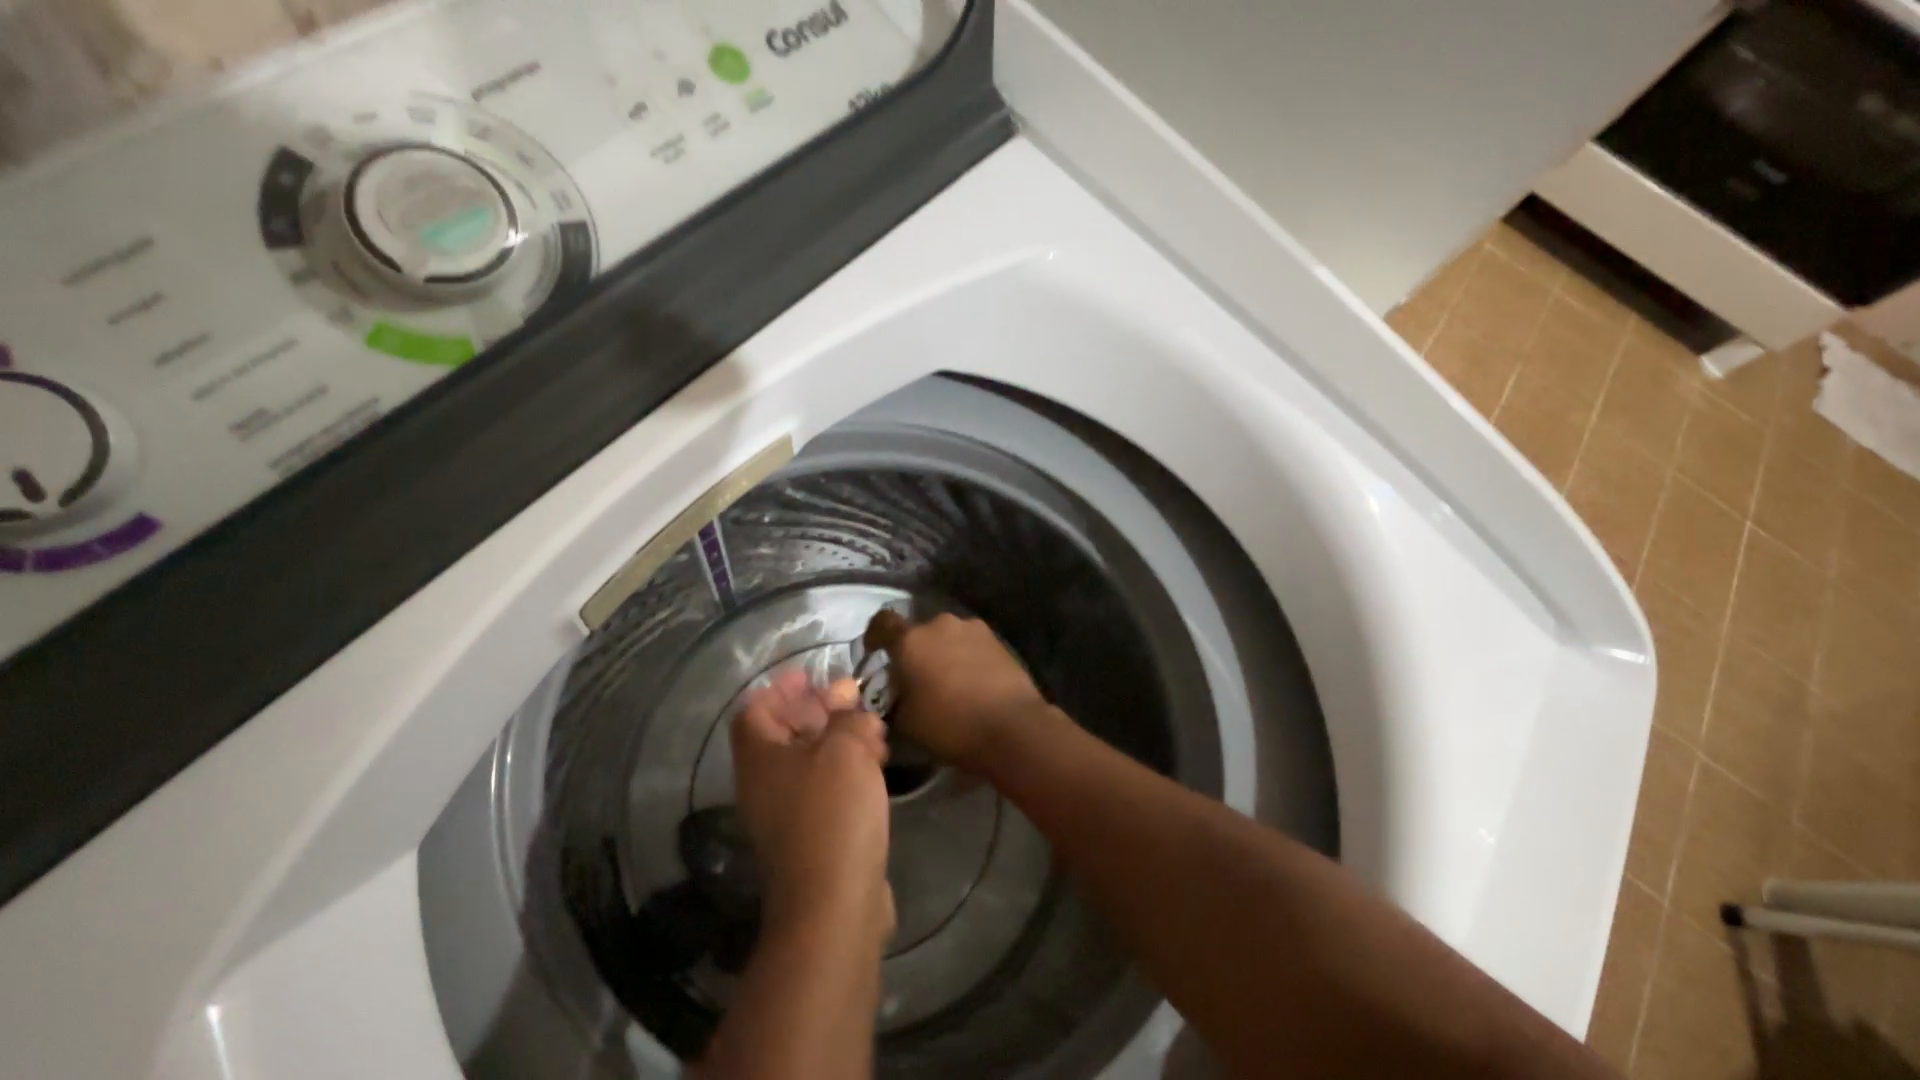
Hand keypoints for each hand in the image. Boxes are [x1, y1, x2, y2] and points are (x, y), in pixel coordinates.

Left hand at [731, 672, 894, 937]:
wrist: (834, 901)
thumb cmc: (833, 812)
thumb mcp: (846, 749)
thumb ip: (848, 717)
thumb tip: (848, 702)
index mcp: (759, 757)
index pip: (755, 709)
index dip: (782, 688)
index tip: (815, 676)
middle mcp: (762, 785)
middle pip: (782, 736)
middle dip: (819, 713)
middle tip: (854, 702)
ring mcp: (784, 817)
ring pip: (807, 765)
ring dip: (838, 743)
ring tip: (875, 735)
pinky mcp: (810, 840)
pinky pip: (823, 792)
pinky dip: (845, 774)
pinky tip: (875, 772)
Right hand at [864, 611, 1053, 772]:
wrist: (1012, 726)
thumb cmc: (950, 725)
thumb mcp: (906, 723)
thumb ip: (892, 701)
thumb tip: (894, 696)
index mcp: (911, 640)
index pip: (882, 622)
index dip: (875, 635)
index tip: (875, 652)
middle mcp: (940, 624)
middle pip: (918, 631)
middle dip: (914, 650)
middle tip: (916, 677)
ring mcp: (973, 629)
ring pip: (947, 636)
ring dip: (942, 652)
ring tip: (948, 681)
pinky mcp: (998, 640)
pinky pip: (971, 644)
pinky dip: (965, 657)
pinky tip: (971, 682)